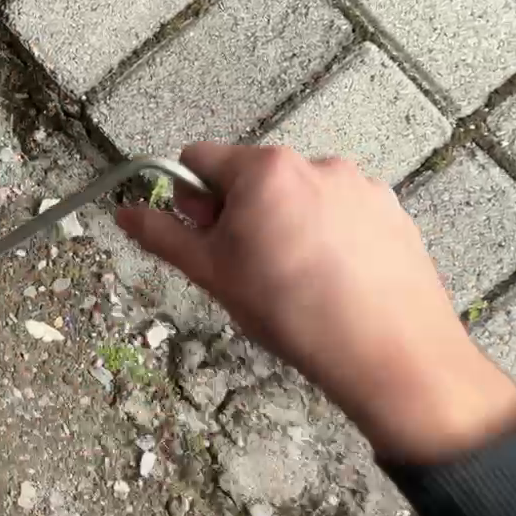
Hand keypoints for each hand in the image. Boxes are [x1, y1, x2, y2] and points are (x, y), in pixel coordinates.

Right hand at [117, 143, 515, 463]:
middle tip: (245, 262)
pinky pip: (336, 209)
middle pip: (247, 174)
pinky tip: (331, 277)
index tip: (207, 238)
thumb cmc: (287, 309)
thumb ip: (159, 233)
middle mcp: (314, 163)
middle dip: (235, 210)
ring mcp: (361, 185)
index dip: (188, 198)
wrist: (394, 358)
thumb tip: (121, 211)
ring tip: (292, 275)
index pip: (197, 157)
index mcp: (264, 169)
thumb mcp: (207, 271)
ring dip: (279, 220)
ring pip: (292, 193)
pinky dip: (322, 232)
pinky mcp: (393, 211)